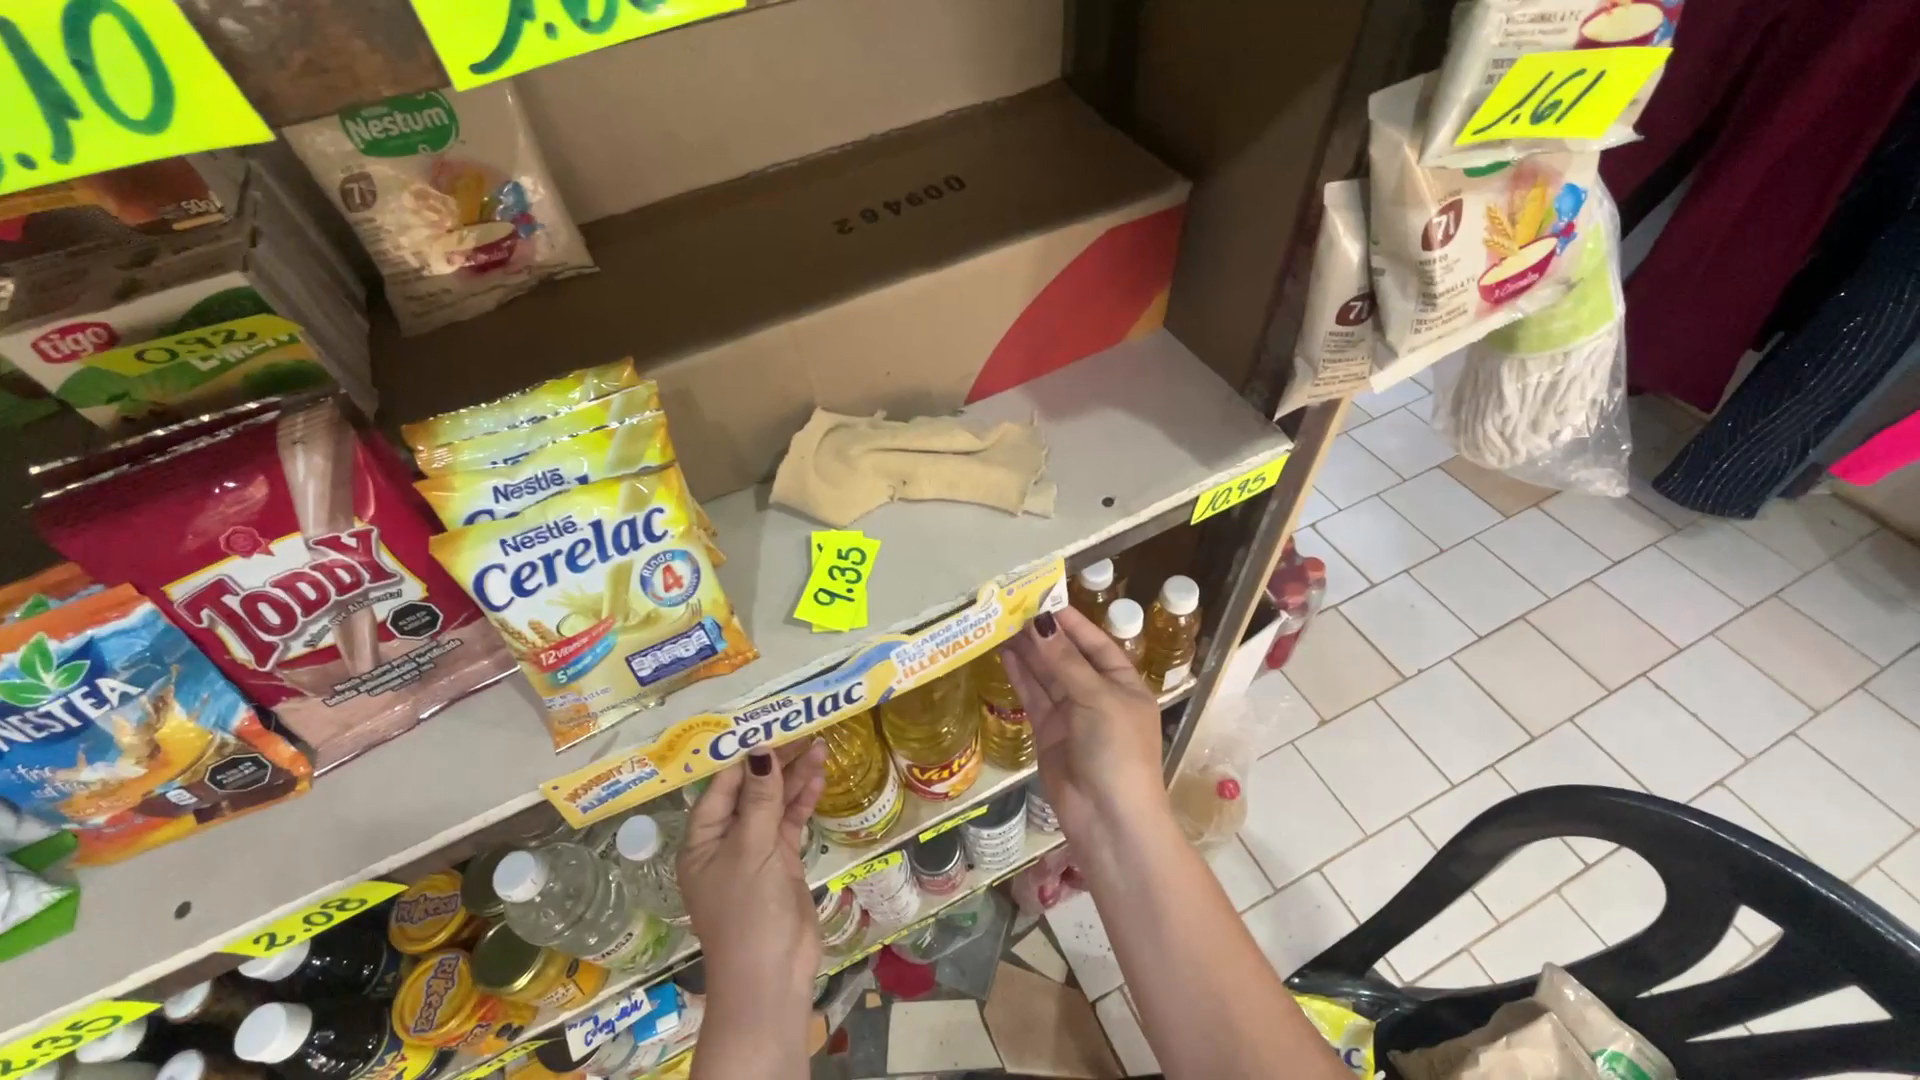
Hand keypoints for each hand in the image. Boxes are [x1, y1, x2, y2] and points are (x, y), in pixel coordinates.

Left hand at [677, 740, 827, 1003]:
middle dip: (776, 765)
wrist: (771, 975)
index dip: (746, 758)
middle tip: (805, 734)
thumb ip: (760, 799)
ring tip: (820, 748)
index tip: (773, 729)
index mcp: (702, 840)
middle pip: (751, 792)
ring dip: (795, 779)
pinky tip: (818, 780)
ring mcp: (755, 853)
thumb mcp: (751, 849)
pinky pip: (790, 825)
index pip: (722, 786)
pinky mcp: (780, 865)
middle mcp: (725, 842)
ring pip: (775, 806)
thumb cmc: (748, 910)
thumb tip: (761, 753)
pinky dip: (803, 803)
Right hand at [1000, 607, 1167, 840]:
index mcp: (1124, 683)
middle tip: (1011, 607)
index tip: (1041, 597)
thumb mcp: (1096, 698)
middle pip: (1068, 657)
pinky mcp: (1049, 733)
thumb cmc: (1117, 750)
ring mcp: (1072, 715)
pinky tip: (1005, 654)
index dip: (1070, 621)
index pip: (1095, 642)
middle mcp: (1098, 695)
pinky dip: (1021, 676)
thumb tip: (1040, 623)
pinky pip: (1034, 698)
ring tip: (1001, 624)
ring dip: (1028, 651)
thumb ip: (1065, 662)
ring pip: (1047, 675)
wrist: (1109, 818)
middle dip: (1044, 634)